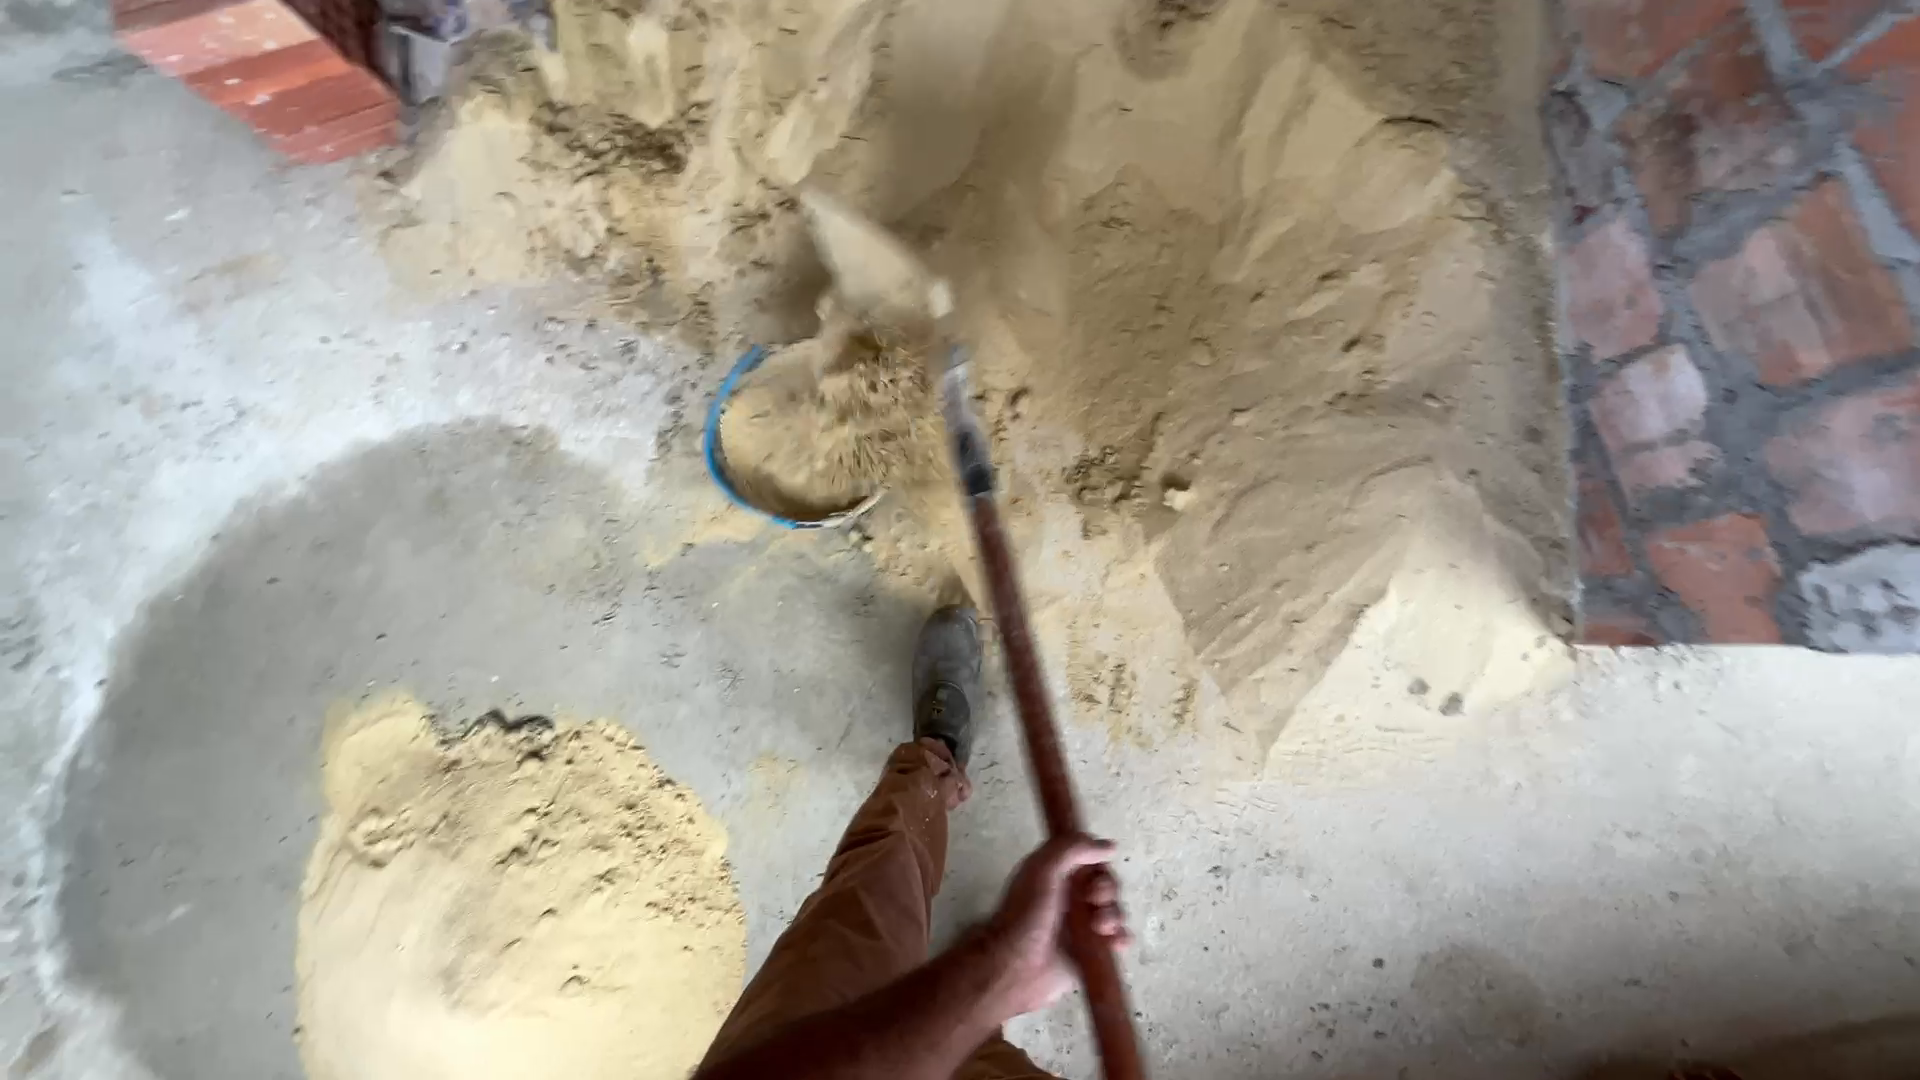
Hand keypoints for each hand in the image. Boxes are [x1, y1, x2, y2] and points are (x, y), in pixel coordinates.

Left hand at [978, 835, 1130, 1019]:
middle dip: (1107, 890)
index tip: (1095, 872)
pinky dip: (1121, 938)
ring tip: (1100, 927)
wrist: (1018, 966)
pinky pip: (1117, 939)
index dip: (1097, 863)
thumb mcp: (1043, 868)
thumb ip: (1072, 848)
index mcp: (1057, 874)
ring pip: (1114, 910)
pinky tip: (1116, 942)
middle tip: (1095, 900)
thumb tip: (1109, 846)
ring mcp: (1082, 925)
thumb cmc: (1027, 913)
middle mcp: (1071, 896)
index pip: (1089, 860)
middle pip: (1105, 884)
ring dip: (1114, 914)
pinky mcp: (1091, 951)